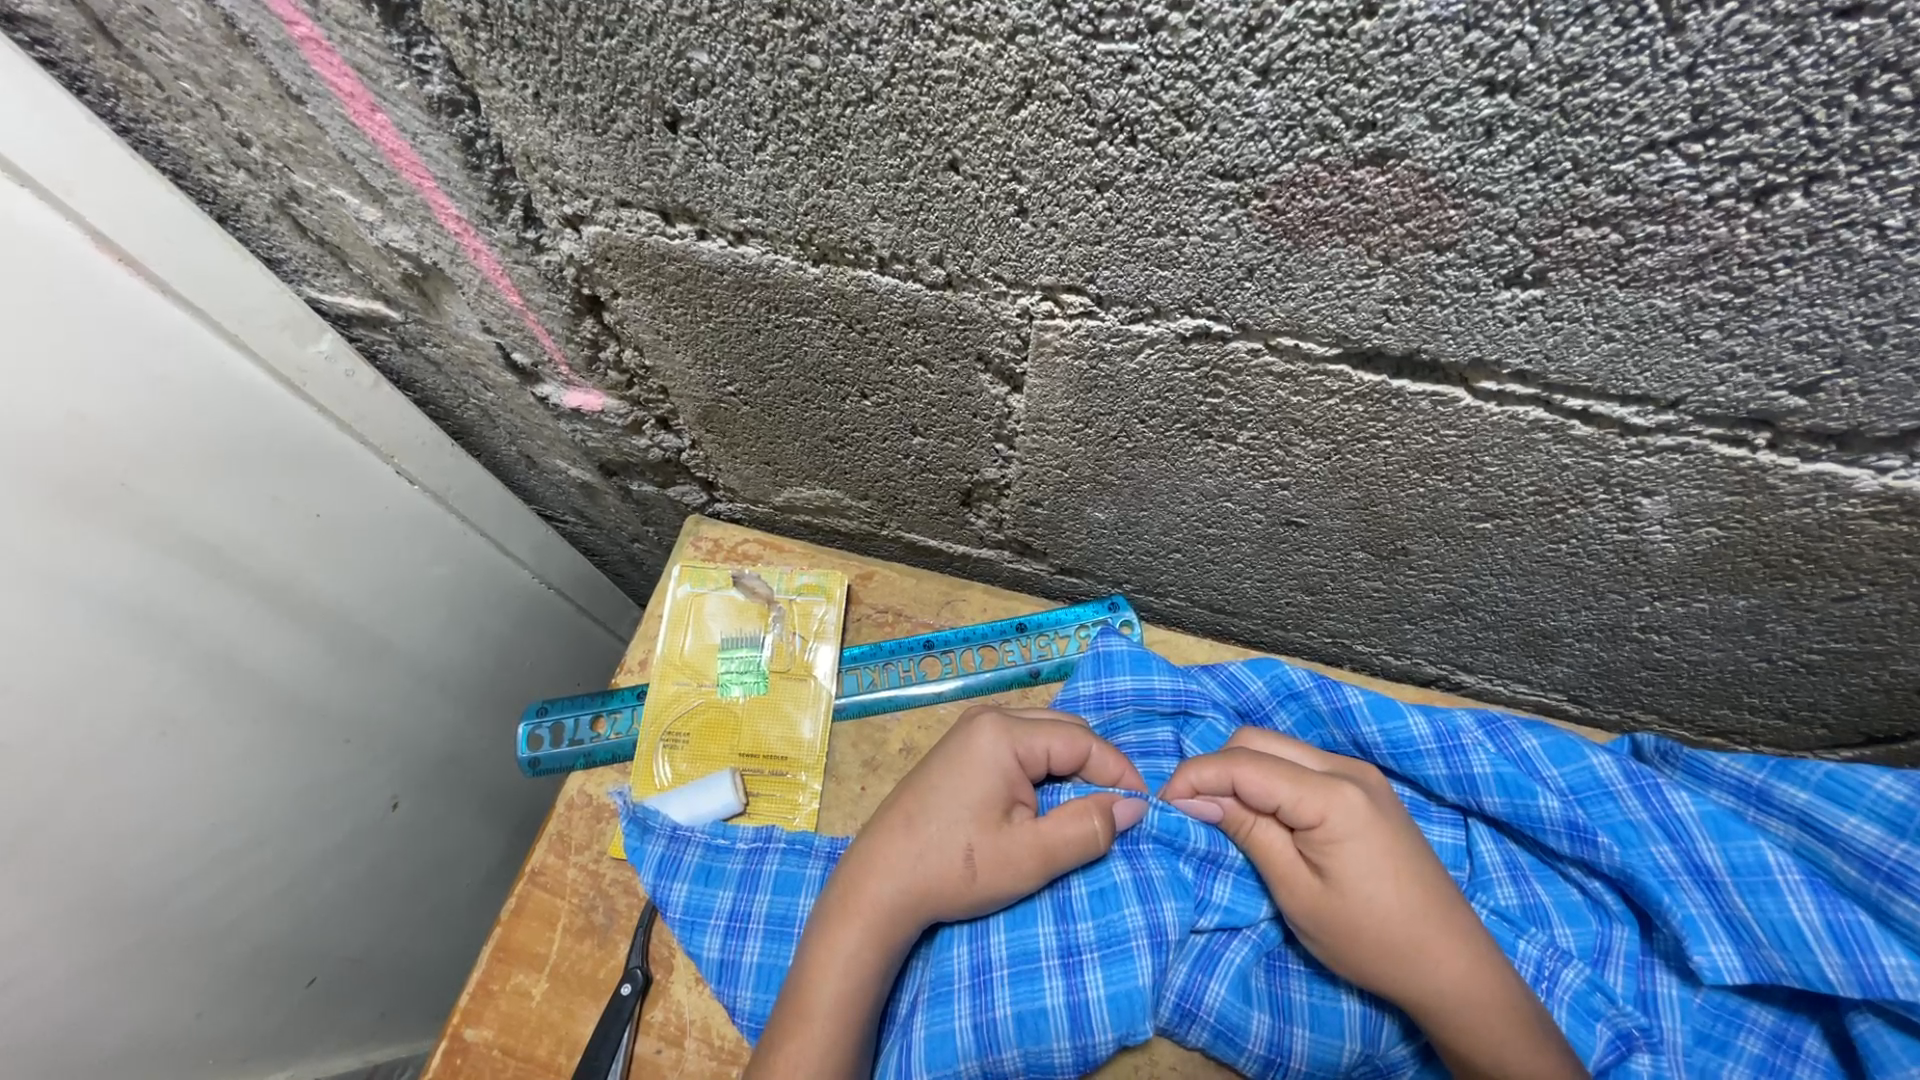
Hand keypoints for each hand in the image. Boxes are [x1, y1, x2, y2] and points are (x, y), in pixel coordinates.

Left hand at [835, 705, 1150, 932]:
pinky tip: (1044, 802)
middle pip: (1062, 730)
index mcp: (1004, 733)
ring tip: (1085, 808)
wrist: (880, 882)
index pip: (1082, 740)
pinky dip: (1041, 768)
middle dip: (1095, 766)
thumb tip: (1132, 807)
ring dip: (1068, 767)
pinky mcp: (959, 749)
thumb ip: (1087, 828)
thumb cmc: (955, 869)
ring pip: (1041, 735)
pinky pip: (1017, 745)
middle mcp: (987, 718)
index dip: (1119, 772)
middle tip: (1116, 810)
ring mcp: (969, 730)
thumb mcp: (1030, 857)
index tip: (1144, 808)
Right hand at [1161, 728, 1585, 1078]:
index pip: (1242, 762)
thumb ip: (1245, 830)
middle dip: (1215, 768)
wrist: (1454, 967)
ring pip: (1276, 746)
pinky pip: (1299, 763)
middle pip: (1256, 740)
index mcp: (1331, 794)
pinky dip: (1267, 777)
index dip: (1195, 777)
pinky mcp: (1365, 787)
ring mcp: (1359, 774)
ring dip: (1240, 771)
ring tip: (1221, 813)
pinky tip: (1261, 811)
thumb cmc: (1370, 939)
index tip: (1164, 804)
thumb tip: (1191, 797)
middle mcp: (1346, 768)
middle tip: (1192, 811)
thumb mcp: (1295, 891)